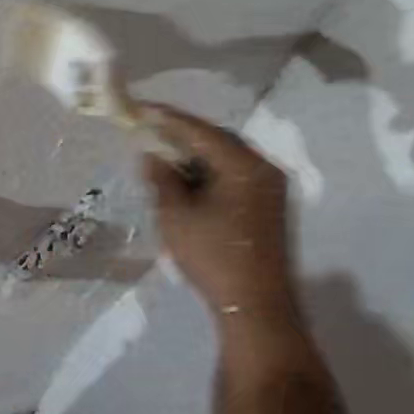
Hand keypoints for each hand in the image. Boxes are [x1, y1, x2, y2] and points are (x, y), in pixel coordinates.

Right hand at [141, 104, 297, 325]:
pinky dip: (209, 176)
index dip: (169, 119)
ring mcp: (271, 189)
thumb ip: (161, 180)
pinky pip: (235, 178)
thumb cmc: (213, 257)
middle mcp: (264, 169)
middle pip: (219, 142)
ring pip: (227, 161)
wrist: (256, 304)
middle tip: (150, 136)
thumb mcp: (176, 216)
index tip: (142, 109)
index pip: (202, 131)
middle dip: (182, 138)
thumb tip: (151, 155)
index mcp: (244, 166)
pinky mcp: (269, 208)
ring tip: (163, 162)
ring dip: (195, 159)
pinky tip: (188, 186)